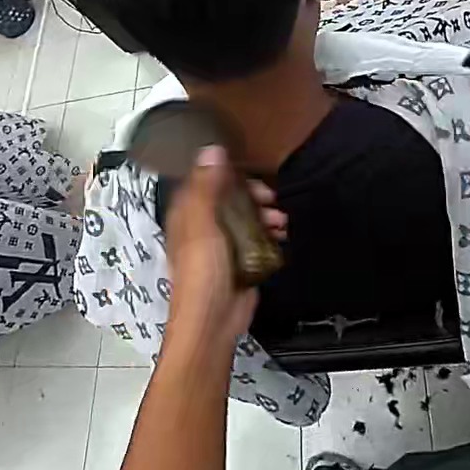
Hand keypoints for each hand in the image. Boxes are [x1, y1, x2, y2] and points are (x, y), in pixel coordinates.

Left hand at [161, 147, 260, 364]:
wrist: (214, 320)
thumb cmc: (202, 273)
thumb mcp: (202, 224)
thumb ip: (207, 187)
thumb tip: (212, 149)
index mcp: (188, 215)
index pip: (205, 182)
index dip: (226, 173)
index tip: (249, 171)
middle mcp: (204, 227)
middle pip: (231, 199)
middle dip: (253, 195)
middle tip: (271, 198)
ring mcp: (224, 245)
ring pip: (248, 218)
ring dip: (266, 215)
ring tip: (280, 220)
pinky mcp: (242, 262)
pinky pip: (258, 239)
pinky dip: (271, 234)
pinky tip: (282, 234)